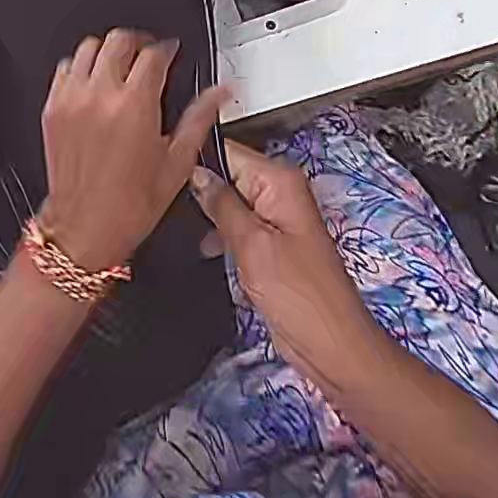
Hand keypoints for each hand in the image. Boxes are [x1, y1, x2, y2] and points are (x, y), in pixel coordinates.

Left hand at [39, 30, 228, 270]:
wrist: (85, 228)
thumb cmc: (129, 204)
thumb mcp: (178, 161)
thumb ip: (200, 117)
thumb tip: (220, 93)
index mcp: (135, 105)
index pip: (154, 54)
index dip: (168, 48)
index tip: (171, 52)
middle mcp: (101, 96)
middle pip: (119, 40)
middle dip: (139, 42)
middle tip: (149, 53)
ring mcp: (72, 100)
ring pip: (89, 48)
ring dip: (109, 50)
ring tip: (121, 63)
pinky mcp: (52, 109)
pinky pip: (64, 68)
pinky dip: (81, 67)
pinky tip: (93, 81)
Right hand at [190, 141, 383, 380]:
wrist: (331, 345)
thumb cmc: (298, 296)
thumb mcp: (252, 245)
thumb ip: (222, 205)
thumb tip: (197, 174)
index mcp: (280, 180)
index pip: (230, 151)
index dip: (197, 160)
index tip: (166, 174)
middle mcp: (279, 191)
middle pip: (229, 174)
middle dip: (202, 189)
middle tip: (168, 205)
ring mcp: (275, 217)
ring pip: (230, 201)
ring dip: (209, 216)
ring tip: (181, 229)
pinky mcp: (270, 242)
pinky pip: (238, 225)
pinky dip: (221, 234)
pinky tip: (203, 248)